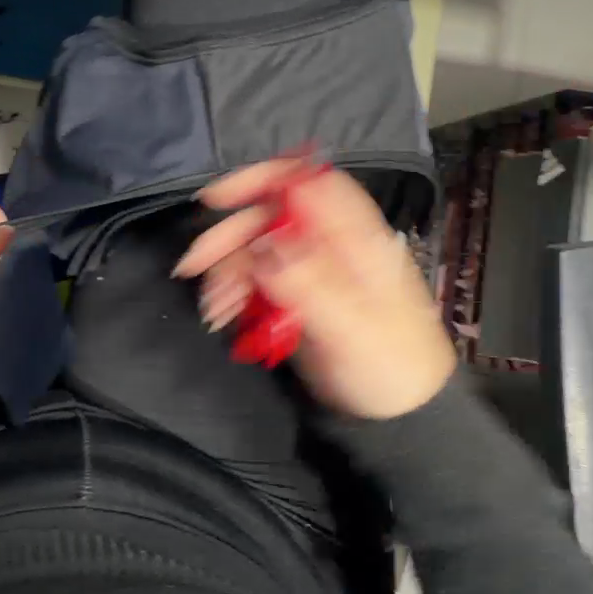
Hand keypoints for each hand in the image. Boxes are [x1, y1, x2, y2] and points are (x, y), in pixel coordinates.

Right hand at [173, 159, 454, 418]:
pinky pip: (252, 282)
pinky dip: (231, 294)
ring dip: (224, 274)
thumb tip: (264, 245)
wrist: (401, 412)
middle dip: (226, 239)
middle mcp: (329, 247)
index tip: (218, 198)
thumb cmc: (390, 366)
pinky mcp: (294, 298)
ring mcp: (309, 272)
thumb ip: (309, 283)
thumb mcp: (353, 327)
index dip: (263, 180)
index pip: (308, 185)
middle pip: (268, 220)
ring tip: (213, 310)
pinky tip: (221, 316)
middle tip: (190, 267)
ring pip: (253, 252)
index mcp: (354, 240)